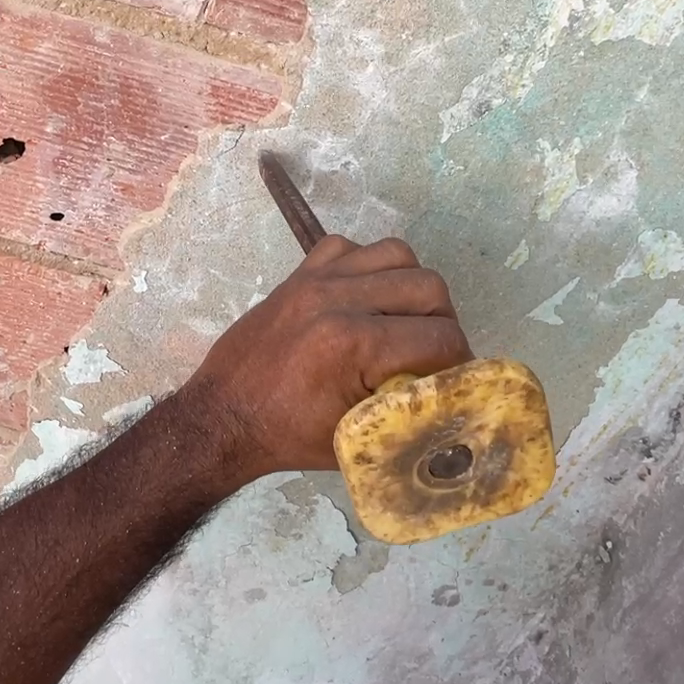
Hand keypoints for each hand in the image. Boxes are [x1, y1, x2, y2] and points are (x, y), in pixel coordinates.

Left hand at [185, 236, 472, 482]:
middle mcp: (335, 299)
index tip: (453, 380)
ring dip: (410, 287)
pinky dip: (366, 266)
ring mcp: (313, 279)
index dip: (460, 363)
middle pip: (428, 286)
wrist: (223, 412)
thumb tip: (460, 395)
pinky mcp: (297, 272)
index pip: (441, 337)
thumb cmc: (288, 434)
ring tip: (402, 321)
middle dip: (443, 322)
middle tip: (432, 352)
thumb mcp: (358, 436)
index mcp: (350, 344)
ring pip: (395, 254)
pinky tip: (363, 299)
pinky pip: (348, 246)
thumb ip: (410, 409)